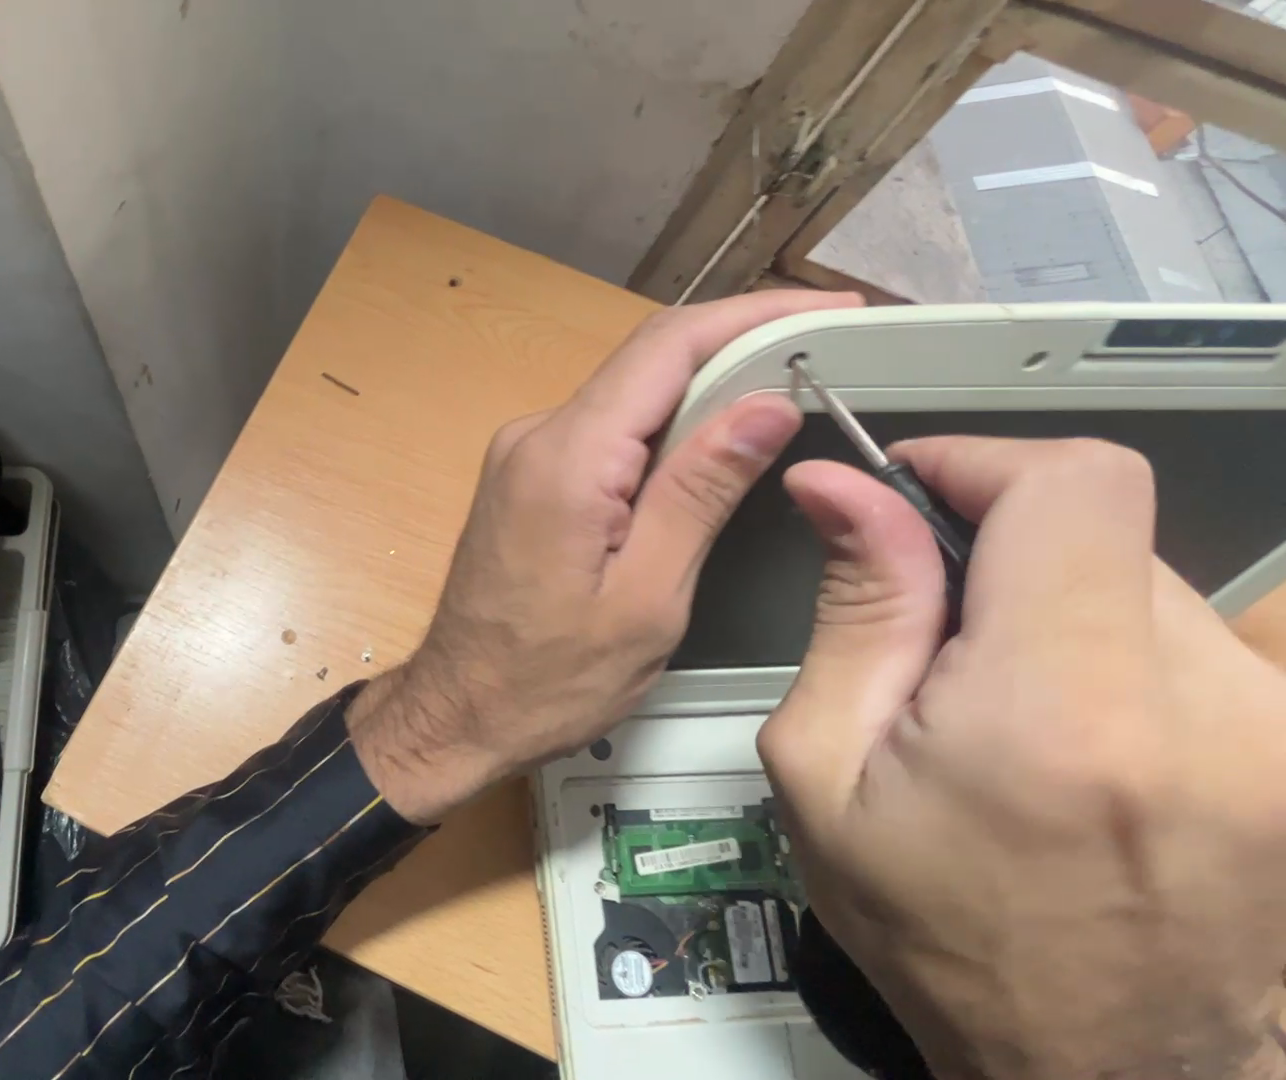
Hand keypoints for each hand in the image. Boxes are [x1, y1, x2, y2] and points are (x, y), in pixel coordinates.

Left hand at [347, 289, 860, 823]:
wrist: (458, 706)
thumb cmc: (550, 678)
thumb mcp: (646, 597)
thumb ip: (700, 493)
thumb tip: (766, 404)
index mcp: (564, 458)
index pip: (665, 347)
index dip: (755, 316)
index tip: (836, 310)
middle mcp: (532, 437)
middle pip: (645, 362)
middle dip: (739, 348)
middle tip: (832, 354)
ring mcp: (520, 456)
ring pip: (626, 395)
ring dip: (704, 388)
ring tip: (791, 395)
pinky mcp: (522, 480)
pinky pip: (602, 430)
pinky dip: (663, 427)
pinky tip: (713, 443)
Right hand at [761, 436, 1285, 1079]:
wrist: (1097, 1067)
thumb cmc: (930, 926)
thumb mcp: (824, 767)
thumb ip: (852, 614)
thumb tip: (842, 493)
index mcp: (1060, 712)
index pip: (1071, 488)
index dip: (976, 460)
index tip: (903, 484)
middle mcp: (1209, 712)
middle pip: (1094, 531)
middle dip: (984, 551)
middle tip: (911, 632)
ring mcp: (1281, 735)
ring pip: (1132, 583)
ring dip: (1036, 607)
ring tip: (978, 704)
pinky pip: (1176, 639)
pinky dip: (1090, 650)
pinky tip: (1045, 733)